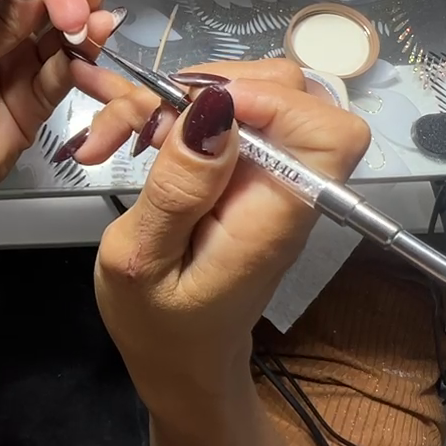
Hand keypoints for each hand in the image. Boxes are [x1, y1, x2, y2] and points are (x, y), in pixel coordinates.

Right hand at [65, 60, 371, 410]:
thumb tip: (212, 109)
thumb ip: (178, 189)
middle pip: (287, 92)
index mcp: (273, 216)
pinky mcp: (236, 169)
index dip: (270, 100)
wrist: (175, 358)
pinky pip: (213, 114)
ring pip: (241, 93)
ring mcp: (261, 174)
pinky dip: (164, 112)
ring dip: (172, 99)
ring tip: (119, 135)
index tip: (194, 108)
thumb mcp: (143, 260)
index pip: (326, 133)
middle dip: (204, 87)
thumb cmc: (158, 325)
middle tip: (142, 123)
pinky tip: (126, 136)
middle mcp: (281, 186)